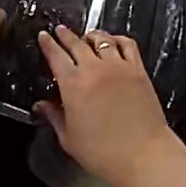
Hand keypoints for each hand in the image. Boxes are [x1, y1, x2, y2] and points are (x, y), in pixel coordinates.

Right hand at [34, 26, 185, 186]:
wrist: (143, 155)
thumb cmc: (103, 152)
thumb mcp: (69, 138)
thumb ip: (54, 117)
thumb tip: (42, 106)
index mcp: (72, 84)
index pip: (55, 55)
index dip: (47, 43)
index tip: (43, 36)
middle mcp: (94, 70)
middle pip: (76, 43)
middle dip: (65, 35)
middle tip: (60, 31)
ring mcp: (118, 67)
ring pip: (101, 39)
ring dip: (90, 35)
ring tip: (86, 36)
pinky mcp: (138, 71)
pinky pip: (127, 45)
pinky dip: (118, 39)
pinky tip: (114, 41)